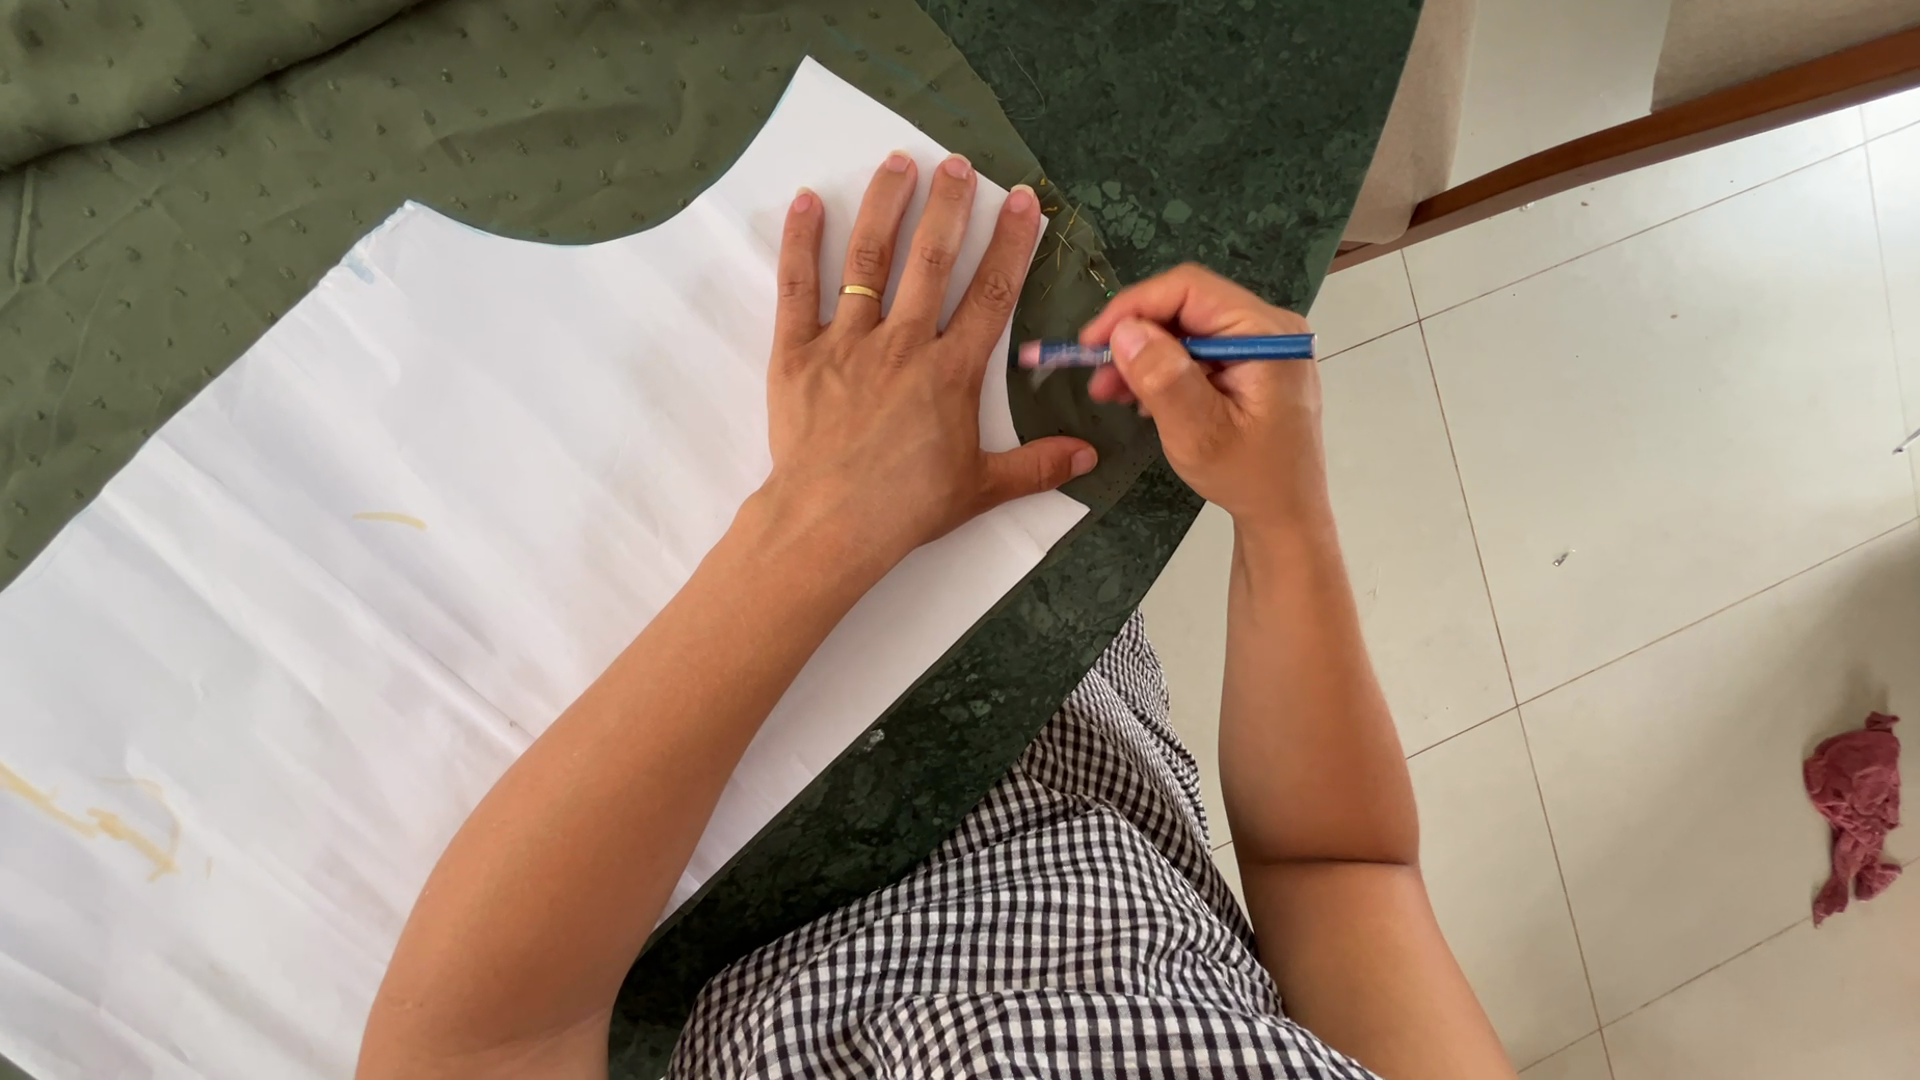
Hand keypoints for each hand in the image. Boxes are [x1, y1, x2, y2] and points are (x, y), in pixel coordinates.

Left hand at [757, 152, 1096, 575]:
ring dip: (885, 207)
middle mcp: (903, 344)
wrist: (831, 524)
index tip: (1022, 201)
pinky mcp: (797, 354)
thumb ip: (1037, 467)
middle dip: (948, 207)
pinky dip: (800, 243)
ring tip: (899, 162)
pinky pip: (798, 288)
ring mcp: (847, 344)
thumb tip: (1090, 458)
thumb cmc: (907, 507)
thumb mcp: (981, 489)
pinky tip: (807, 202)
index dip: (1011, 244)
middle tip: (957, 163)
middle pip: (930, 261)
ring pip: (868, 261)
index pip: (991, 294)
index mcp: (951, 372)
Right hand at [1081, 263, 1327, 533]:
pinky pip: (1196, 352)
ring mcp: (1258, 346)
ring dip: (1142, 356)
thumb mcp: (1199, 433)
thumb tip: (1124, 331)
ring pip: (1185, 331)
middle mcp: (1266, 327)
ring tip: (1109, 393)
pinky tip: (1140, 399)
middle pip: (1185, 308)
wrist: (1284, 513)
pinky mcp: (1248, 366)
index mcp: (1265, 333)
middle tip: (1096, 376)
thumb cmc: (1248, 477)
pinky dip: (1161, 370)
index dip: (1133, 308)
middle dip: (1134, 336)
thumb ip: (1163, 379)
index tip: (1091, 342)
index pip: (1189, 290)